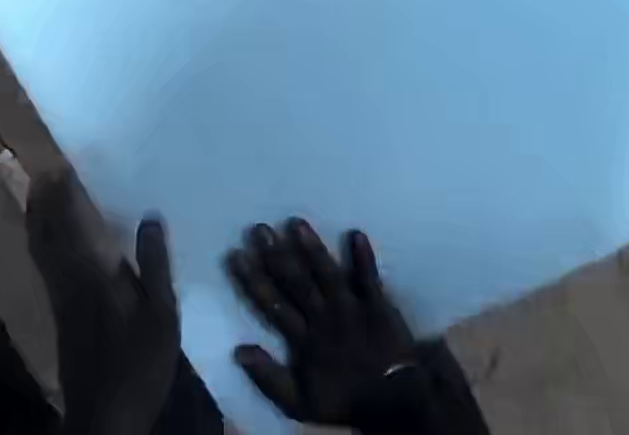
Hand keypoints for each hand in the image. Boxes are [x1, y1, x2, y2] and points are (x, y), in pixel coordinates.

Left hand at [28, 174, 179, 434]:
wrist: (106, 417)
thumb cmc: (140, 362)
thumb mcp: (161, 313)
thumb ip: (154, 264)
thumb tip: (151, 215)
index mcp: (94, 276)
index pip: (70, 226)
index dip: (62, 197)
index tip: (60, 165)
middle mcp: (70, 281)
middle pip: (46, 235)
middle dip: (44, 202)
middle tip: (45, 170)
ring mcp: (61, 299)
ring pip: (41, 251)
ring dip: (39, 219)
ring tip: (42, 193)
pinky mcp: (61, 314)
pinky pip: (45, 265)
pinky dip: (43, 242)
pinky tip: (53, 239)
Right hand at [225, 219, 420, 428]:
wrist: (391, 404)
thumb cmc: (343, 399)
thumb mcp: (299, 403)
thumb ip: (268, 378)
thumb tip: (238, 350)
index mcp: (304, 340)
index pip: (273, 304)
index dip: (254, 279)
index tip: (237, 253)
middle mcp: (324, 319)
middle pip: (296, 283)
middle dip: (276, 254)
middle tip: (259, 228)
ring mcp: (351, 309)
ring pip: (328, 275)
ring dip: (313, 249)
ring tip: (297, 223)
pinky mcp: (377, 305)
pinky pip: (369, 279)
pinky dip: (364, 258)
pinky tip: (356, 233)